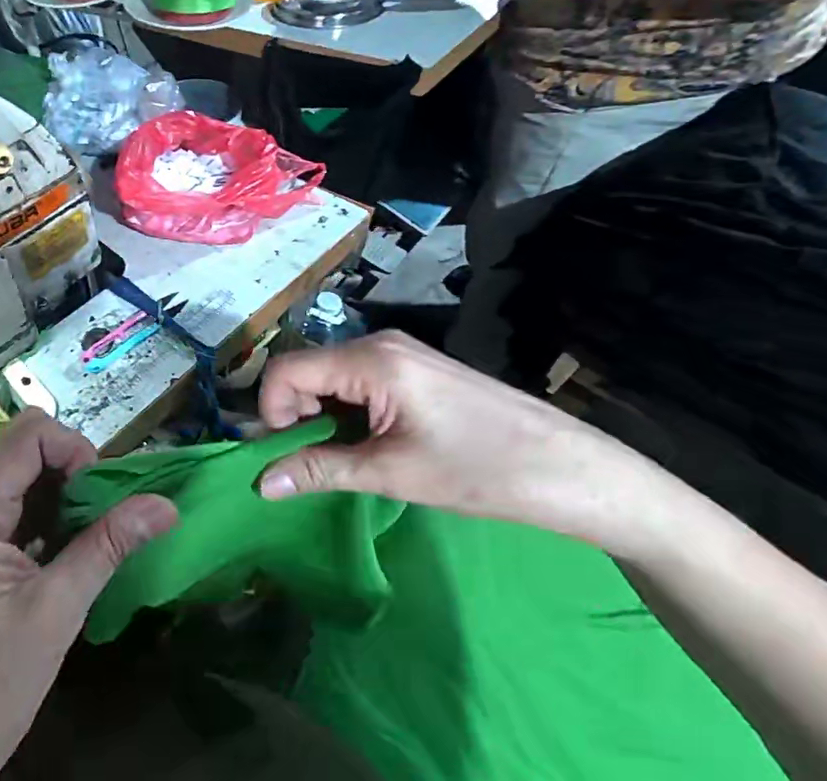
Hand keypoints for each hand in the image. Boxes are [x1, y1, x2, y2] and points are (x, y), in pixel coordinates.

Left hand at [0, 411, 178, 780]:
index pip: (29, 434)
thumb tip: (165, 504)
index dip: (75, 450)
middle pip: (21, 445)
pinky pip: (3, 502)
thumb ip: (109, 545)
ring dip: (57, 491)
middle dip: (69, 468)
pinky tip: (55, 551)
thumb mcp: (57, 612)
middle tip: (95, 517)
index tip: (100, 496)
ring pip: (15, 471)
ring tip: (81, 536)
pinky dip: (38, 511)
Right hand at [255, 332, 675, 557]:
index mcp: (370, 359)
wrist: (566, 466)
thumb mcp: (392, 473)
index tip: (287, 454)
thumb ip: (320, 470)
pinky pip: (360, 378)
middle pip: (308, 368)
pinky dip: (349, 409)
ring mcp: (401, 351)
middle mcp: (380, 342)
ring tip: (343, 457)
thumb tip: (260, 484)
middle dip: (295, 413)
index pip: (286, 369)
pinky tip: (370, 442)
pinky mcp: (417, 366)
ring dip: (322, 414)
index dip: (271, 410)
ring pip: (333, 375)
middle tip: (312, 461)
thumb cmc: (478, 470)